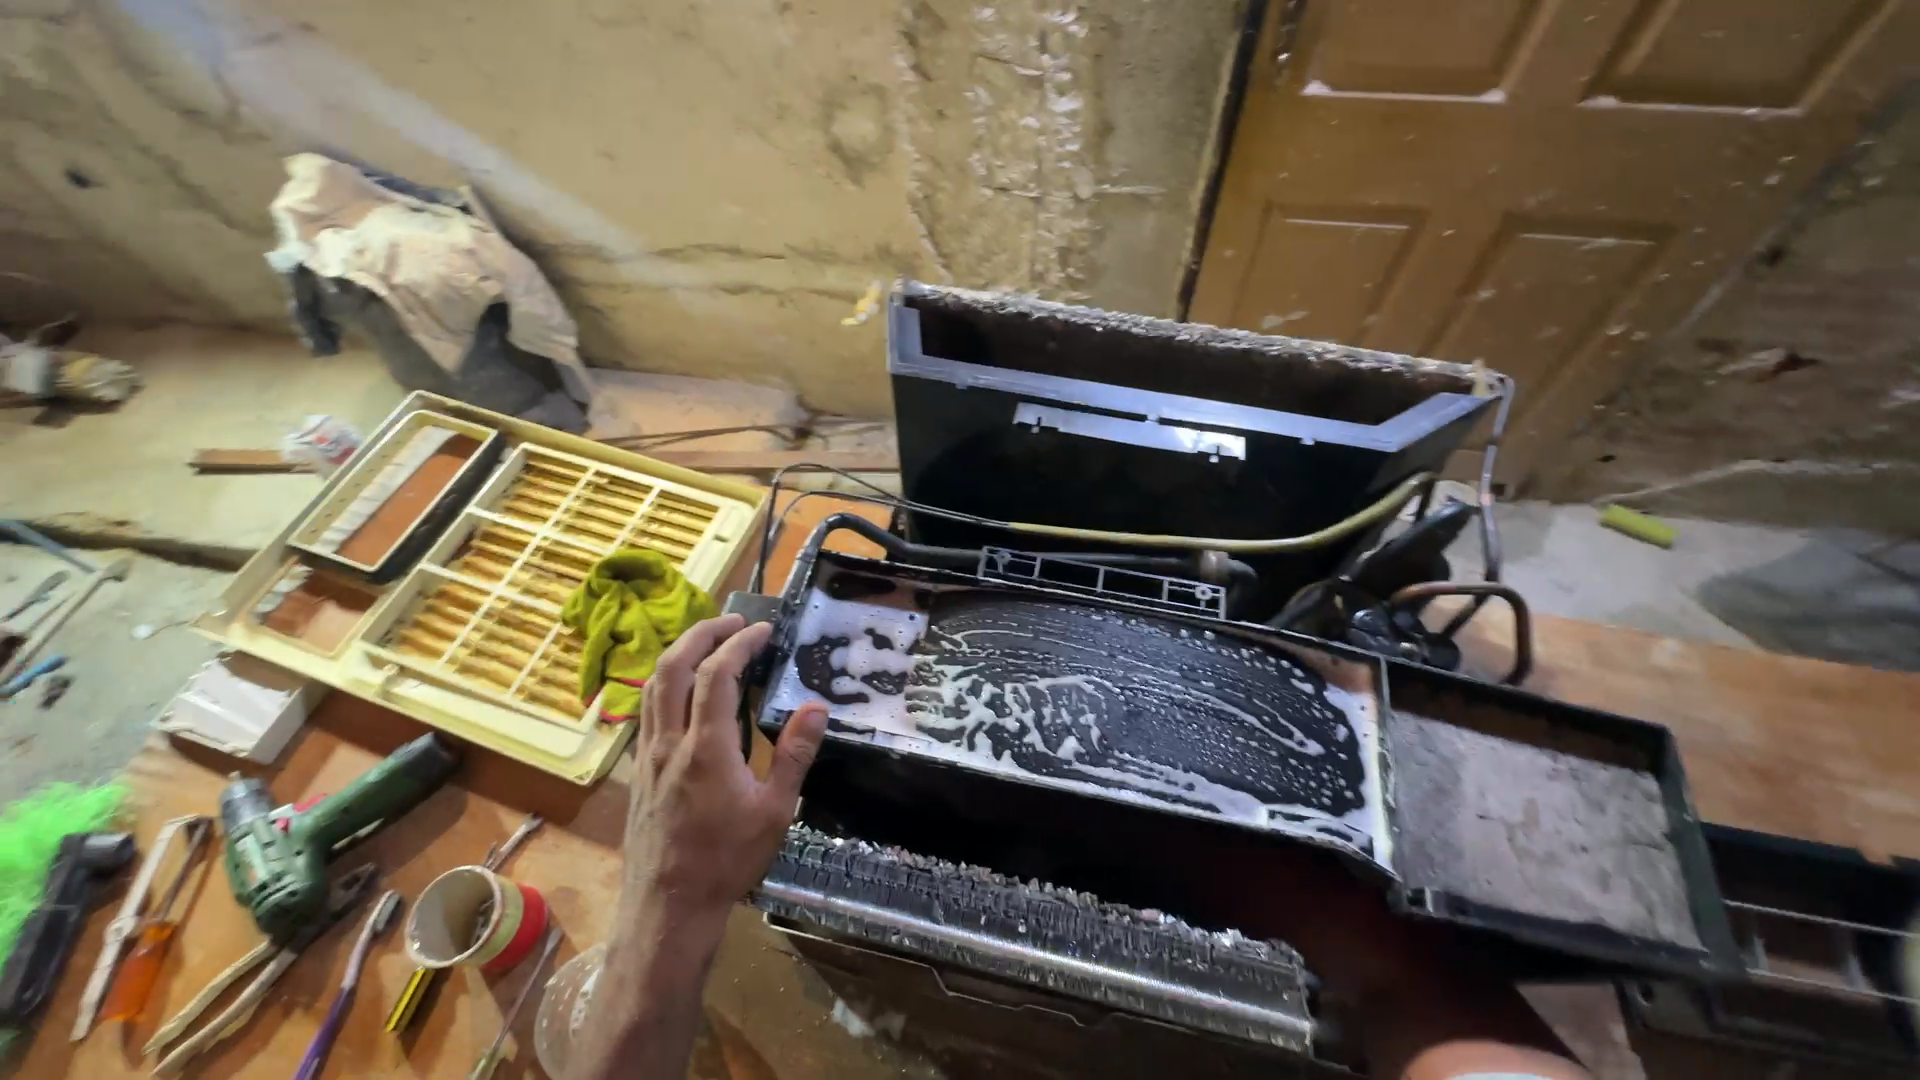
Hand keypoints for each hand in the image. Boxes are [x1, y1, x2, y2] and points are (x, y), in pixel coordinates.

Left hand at [620, 614, 829, 922]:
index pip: (716, 674)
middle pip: (672, 667)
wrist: (668, 909)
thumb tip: (817, 705)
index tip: (763, 630)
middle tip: (732, 620)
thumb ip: (795, 754)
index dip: (740, 643)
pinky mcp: (639, 773)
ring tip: (708, 643)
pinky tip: (685, 694)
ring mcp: (648, 757)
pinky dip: (666, 684)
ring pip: (652, 687)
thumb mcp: (775, 811)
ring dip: (679, 654)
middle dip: (701, 634)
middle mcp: (669, 743)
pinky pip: (648, 712)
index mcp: (706, 748)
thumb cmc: (727, 861)